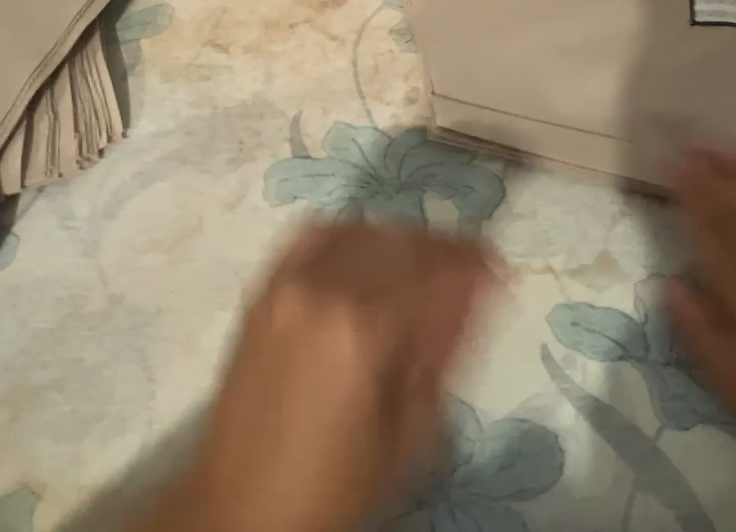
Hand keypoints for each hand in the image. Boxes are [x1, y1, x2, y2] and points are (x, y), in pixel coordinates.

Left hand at [137, 221, 497, 531]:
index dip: (474, 261)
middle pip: (401, 242)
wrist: (239, 506)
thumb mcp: (409, 434)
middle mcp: (324, 291)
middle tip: (470, 264)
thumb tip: (468, 295)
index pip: (435, 272)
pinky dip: (349, 232)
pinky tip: (368, 246)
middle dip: (444, 247)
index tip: (497, 265)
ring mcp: (287, 285)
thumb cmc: (336, 484)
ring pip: (361, 231)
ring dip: (402, 238)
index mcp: (366, 332)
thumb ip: (440, 354)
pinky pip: (313, 236)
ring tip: (424, 260)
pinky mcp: (262, 291)